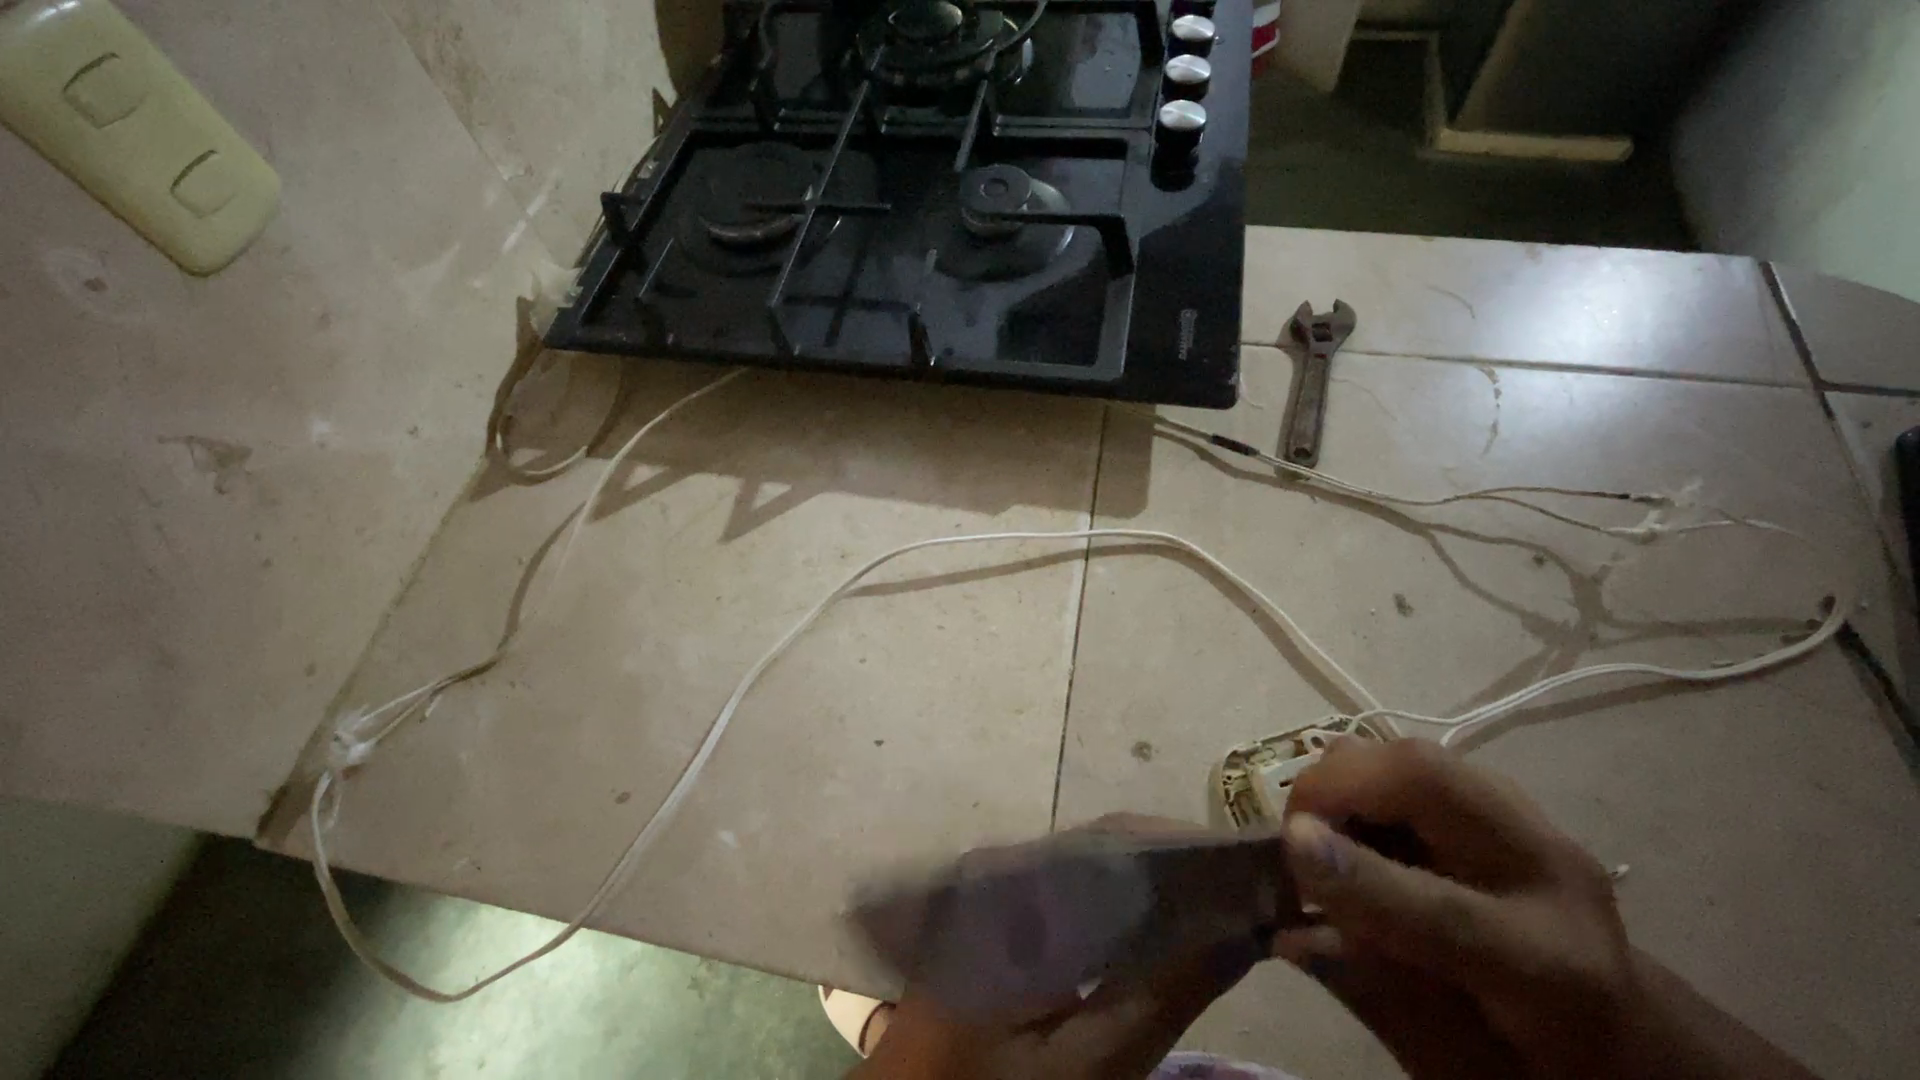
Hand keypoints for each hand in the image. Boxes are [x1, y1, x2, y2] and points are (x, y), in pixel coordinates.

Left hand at [852, 814, 1262, 1079]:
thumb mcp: (1086, 1065)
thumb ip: (1162, 993)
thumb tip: (1241, 928)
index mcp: (1012, 888)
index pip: (1117, 841)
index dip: (1190, 851)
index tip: (1255, 876)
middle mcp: (997, 868)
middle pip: (1104, 849)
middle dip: (1178, 869)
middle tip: (1250, 899)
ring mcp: (988, 888)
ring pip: (1088, 868)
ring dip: (1152, 888)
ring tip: (1218, 915)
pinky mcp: (989, 915)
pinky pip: (1065, 892)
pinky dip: (1117, 908)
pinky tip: (1156, 935)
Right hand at [1276, 738, 1819, 1079]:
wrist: (1633, 1035)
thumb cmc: (1535, 1062)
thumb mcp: (1459, 1064)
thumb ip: (1374, 995)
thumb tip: (1286, 931)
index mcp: (1553, 974)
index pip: (1444, 913)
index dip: (1357, 874)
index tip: (1288, 844)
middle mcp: (1554, 880)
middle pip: (1435, 785)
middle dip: (1341, 784)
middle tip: (1294, 829)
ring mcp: (1539, 828)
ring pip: (1424, 757)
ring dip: (1351, 776)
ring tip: (1321, 828)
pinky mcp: (1515, 804)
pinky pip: (1424, 763)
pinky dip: (1371, 778)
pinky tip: (1359, 823)